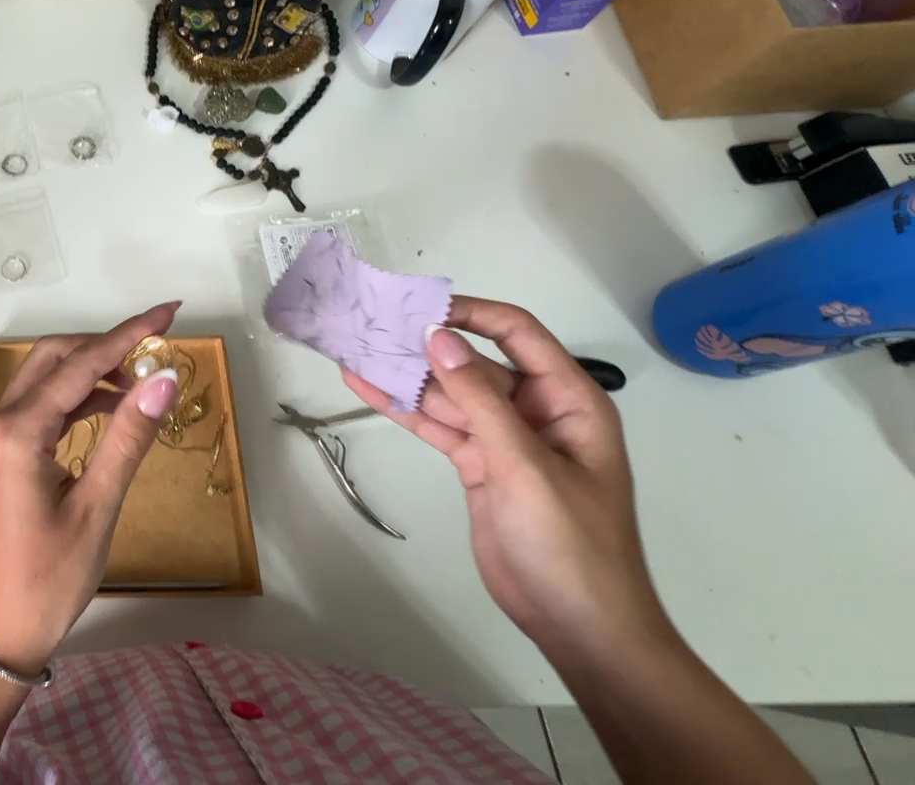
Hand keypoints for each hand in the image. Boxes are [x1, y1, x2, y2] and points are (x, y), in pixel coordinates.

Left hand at [0, 303, 181, 674]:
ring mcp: (0, 436)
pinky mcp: (8, 452)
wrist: (2, 625)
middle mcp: (2, 422)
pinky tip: (113, 409)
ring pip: (48, 379)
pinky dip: (79, 398)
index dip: (128, 335)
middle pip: (55, 358)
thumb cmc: (50, 576)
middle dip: (106, 345)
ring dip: (93, 371)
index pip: (80, 364)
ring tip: (143, 384)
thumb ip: (129, 437)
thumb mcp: (98, 506)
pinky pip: (45, 406)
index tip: (169, 312)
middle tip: (158, 348)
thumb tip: (163, 380)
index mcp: (19, 431)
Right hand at [342, 296, 671, 659]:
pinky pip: (437, 425)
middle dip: (424, 344)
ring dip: (405, 375)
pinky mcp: (478, 463)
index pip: (518, 335)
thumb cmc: (569, 542)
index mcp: (568, 401)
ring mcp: (503, 439)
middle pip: (473, 362)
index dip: (471, 314)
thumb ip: (480, 400)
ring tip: (353, 349)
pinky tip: (365, 388)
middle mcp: (534, 411)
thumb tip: (439, 337)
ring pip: (448, 393)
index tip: (418, 309)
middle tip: (369, 326)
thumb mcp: (525, 465)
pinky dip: (403, 409)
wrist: (577, 622)